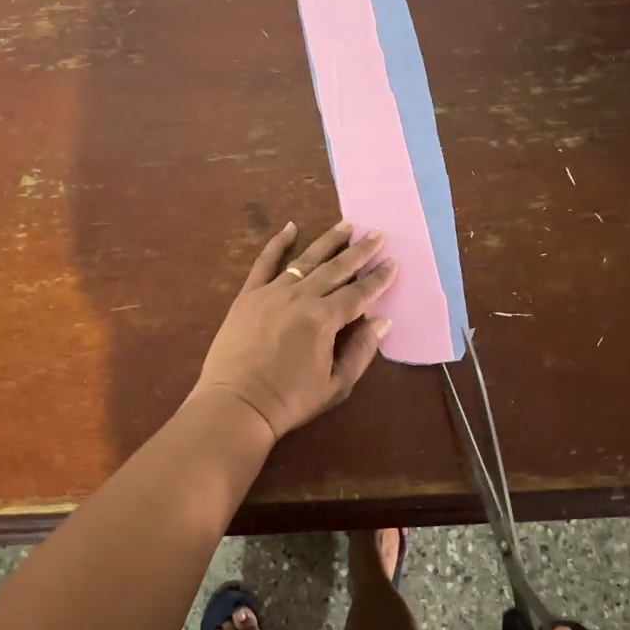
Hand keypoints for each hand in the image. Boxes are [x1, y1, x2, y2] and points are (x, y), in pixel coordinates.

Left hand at [189, 221, 398, 441]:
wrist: (236, 404)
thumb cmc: (289, 400)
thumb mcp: (335, 385)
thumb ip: (361, 351)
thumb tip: (381, 320)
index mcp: (323, 319)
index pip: (359, 293)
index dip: (378, 278)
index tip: (393, 262)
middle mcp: (300, 297)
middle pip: (336, 268)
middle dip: (360, 251)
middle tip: (377, 234)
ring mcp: (272, 292)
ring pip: (306, 259)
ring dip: (328, 241)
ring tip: (346, 225)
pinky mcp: (249, 295)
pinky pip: (265, 262)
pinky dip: (278, 243)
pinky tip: (291, 227)